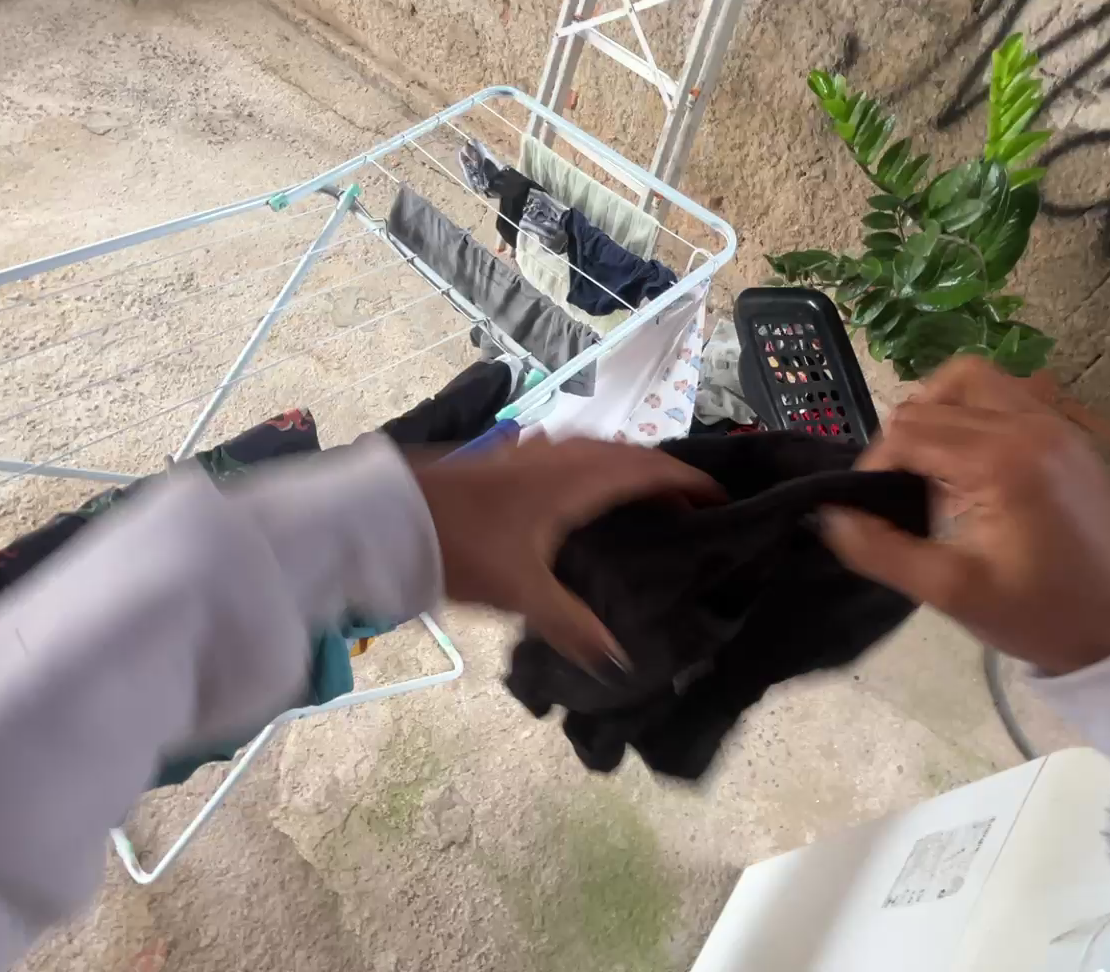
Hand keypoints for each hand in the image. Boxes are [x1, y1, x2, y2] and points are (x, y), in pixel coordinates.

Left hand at [411, 437, 721, 674]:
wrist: (391, 513)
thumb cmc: (462, 547)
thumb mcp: (520, 591)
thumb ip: (571, 624)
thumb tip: (618, 660)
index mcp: (575, 479)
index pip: (647, 469)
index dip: (687, 480)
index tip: (718, 497)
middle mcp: (558, 456)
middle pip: (625, 453)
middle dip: (660, 475)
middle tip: (685, 507)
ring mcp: (529, 452)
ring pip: (594, 450)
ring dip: (624, 469)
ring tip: (640, 501)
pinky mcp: (505, 458)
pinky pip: (565, 455)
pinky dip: (589, 469)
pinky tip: (576, 495)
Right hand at [818, 358, 1109, 674]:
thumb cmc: (1037, 613)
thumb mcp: (947, 590)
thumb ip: (878, 549)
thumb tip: (828, 514)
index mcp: (1003, 461)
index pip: (906, 431)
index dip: (874, 465)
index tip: (870, 505)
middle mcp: (1030, 425)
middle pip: (930, 399)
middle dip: (899, 440)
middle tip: (897, 490)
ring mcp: (1054, 423)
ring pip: (969, 378)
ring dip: (933, 409)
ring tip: (926, 459)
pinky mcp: (1065, 433)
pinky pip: (1002, 392)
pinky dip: (968, 409)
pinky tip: (964, 457)